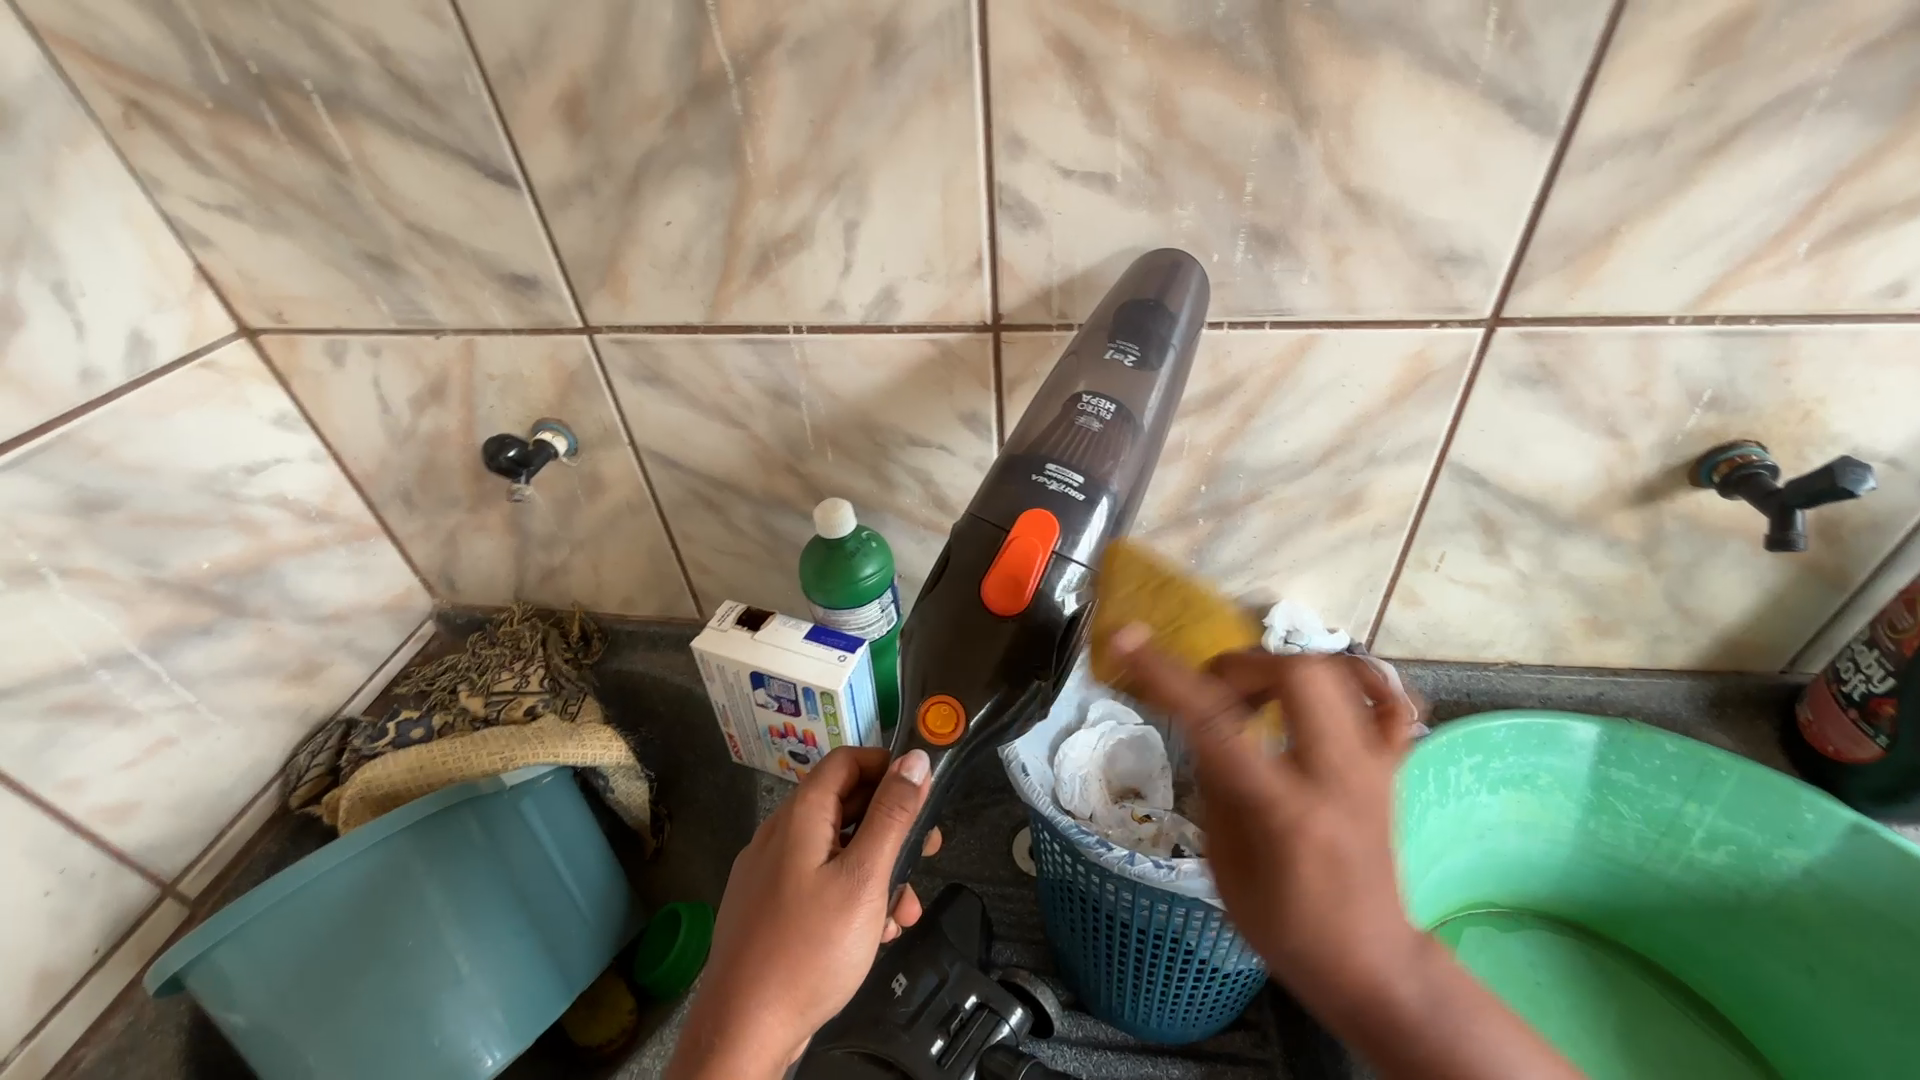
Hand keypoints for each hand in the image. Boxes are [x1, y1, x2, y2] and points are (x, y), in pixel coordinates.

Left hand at [667, 747, 939, 1078]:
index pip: (846, 761)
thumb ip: (892, 816)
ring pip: (836, 851)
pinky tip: (874, 932)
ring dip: (878, 870)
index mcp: (800, 816)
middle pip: (844, 806)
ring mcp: (771, 873)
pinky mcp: (770, 908)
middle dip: (892, 827)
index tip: (923, 792)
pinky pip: (820, 883)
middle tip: (928, 852)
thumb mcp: (864, 879)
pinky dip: (851, 895)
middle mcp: (780, 835)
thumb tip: (915, 760)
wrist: (742, 1030)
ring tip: (905, 911)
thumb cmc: (810, 949)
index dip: (887, 767)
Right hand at [1110, 628, 1581, 1079]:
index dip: (1166, 676)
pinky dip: (1359, 680)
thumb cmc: (1283, 925)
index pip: (1216, 722)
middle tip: (1214, 688)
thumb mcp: (1223, 862)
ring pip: (1343, 673)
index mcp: (1284, 809)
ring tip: (1260, 693)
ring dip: (1288, 667)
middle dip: (1242, 665)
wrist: (1370, 962)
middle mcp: (1337, 776)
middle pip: (1297, 675)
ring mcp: (1375, 767)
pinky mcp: (1394, 769)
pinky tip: (1326, 690)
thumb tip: (1203, 727)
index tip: (1129, 638)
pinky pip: (1390, 701)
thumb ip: (1216, 784)